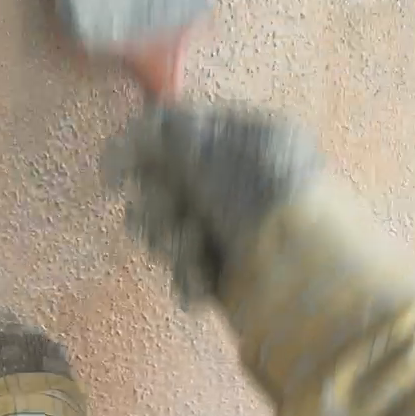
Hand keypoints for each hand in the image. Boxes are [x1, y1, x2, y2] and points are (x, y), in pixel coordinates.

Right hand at [104, 104, 323, 304]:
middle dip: (158, 209)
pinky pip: (182, 275)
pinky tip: (206, 281)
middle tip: (178, 218)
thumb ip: (166, 134)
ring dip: (172, 246)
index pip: (171, 134)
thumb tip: (123, 144)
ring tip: (197, 253)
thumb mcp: (219, 147)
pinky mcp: (223, 275)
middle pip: (158, 189)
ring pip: (163, 235)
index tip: (111, 180)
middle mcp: (229, 181)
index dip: (136, 154)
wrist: (303, 276)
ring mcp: (226, 230)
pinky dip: (190, 279)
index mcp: (237, 141)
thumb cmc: (266, 201)